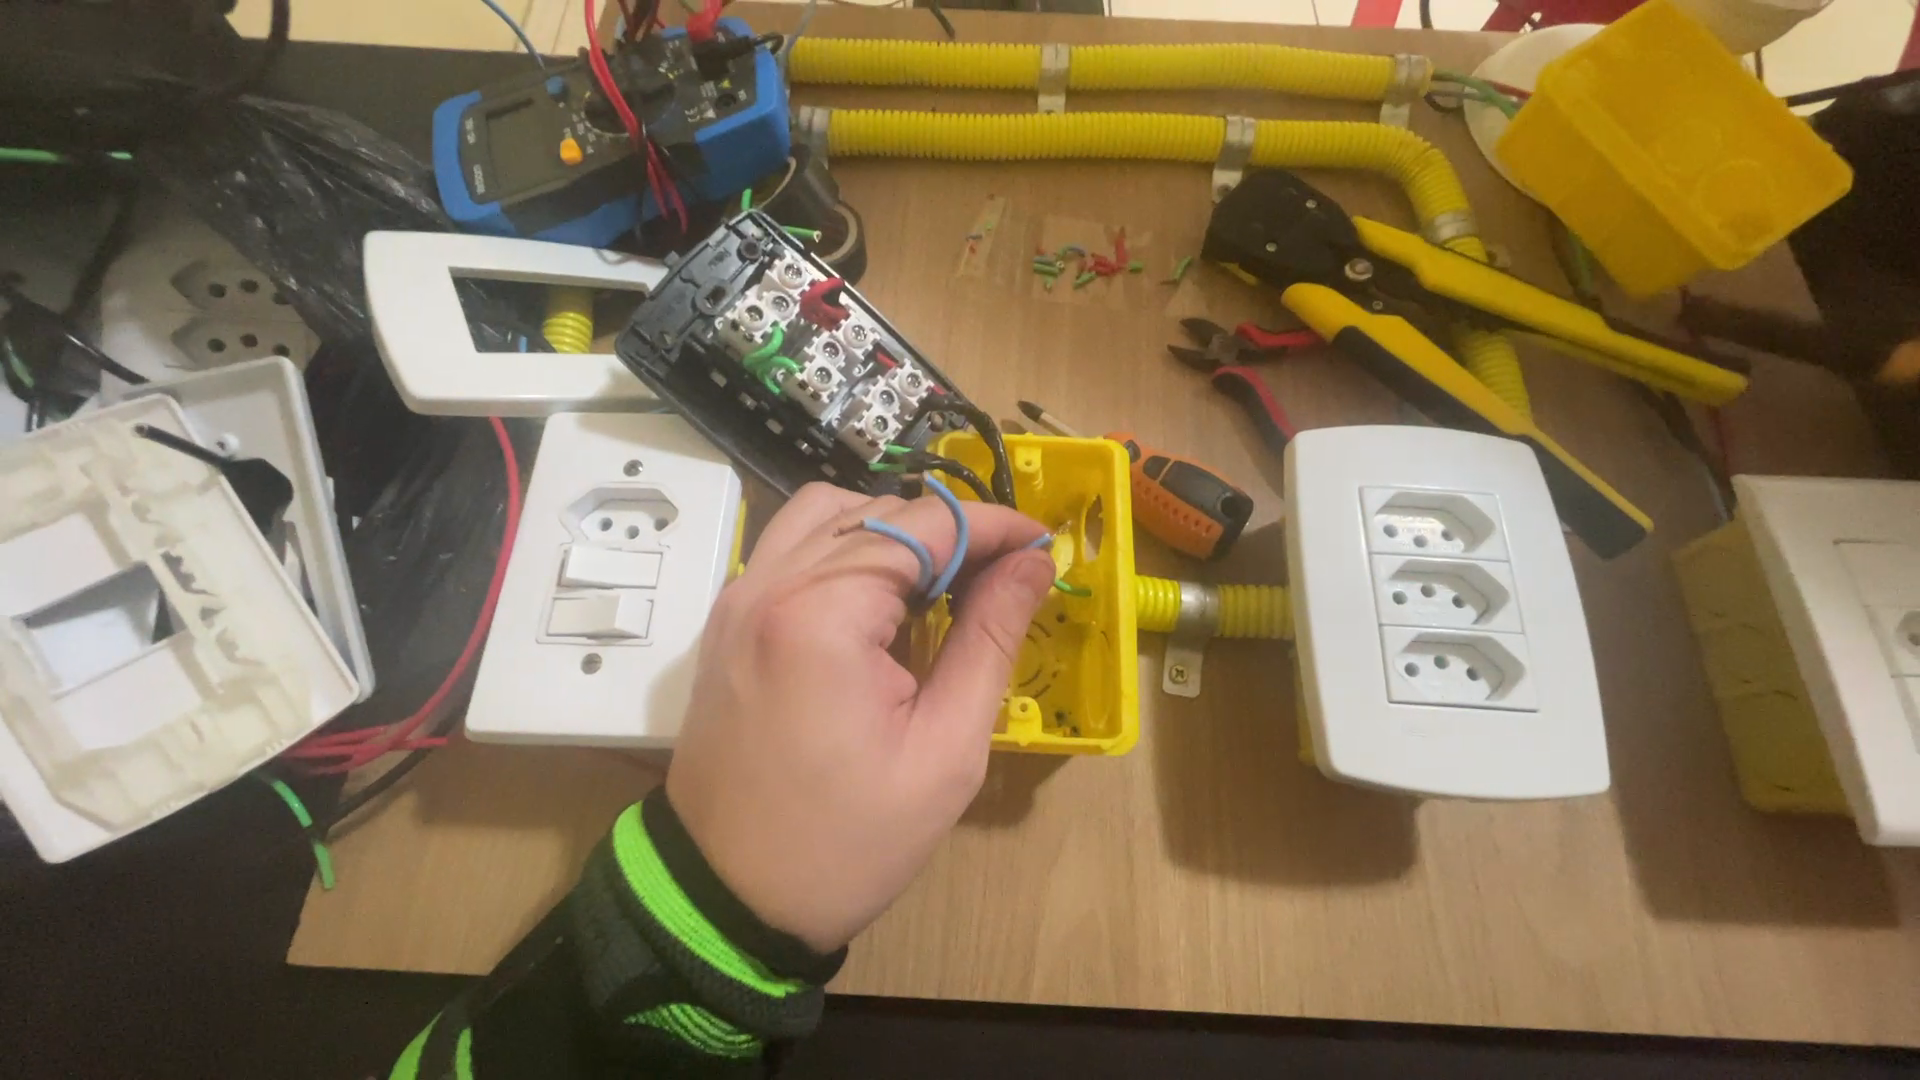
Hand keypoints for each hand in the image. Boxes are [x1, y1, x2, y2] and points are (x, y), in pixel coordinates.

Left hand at [665, 482, 1054, 952]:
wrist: (726, 898)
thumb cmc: (847, 839)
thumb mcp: (945, 749)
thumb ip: (990, 638)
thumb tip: (1033, 563)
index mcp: (822, 613)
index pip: (924, 524)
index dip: (992, 525)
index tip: (1040, 544)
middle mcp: (769, 582)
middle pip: (877, 511)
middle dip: (949, 530)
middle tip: (1000, 577)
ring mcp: (738, 597)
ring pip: (827, 513)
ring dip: (893, 531)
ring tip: (937, 584)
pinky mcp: (728, 618)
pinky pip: (792, 547)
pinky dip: (846, 549)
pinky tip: (878, 602)